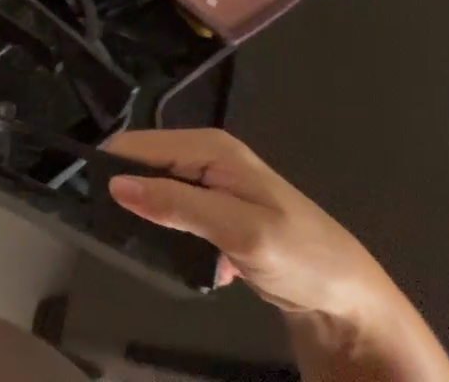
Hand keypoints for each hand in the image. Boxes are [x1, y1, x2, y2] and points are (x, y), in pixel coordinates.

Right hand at [105, 129, 393, 323]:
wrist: (353, 303)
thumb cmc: (304, 259)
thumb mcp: (239, 232)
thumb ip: (177, 205)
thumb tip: (116, 185)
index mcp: (209, 148)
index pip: (135, 145)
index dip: (110, 169)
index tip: (95, 205)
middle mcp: (206, 157)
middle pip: (141, 165)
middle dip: (130, 196)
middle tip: (125, 234)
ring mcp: (211, 183)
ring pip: (153, 190)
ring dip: (149, 218)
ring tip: (152, 248)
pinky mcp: (213, 209)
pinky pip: (171, 210)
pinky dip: (169, 232)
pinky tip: (183, 255)